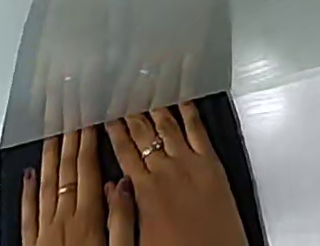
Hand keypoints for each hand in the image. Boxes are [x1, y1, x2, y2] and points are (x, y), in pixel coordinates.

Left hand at [23, 126, 136, 245]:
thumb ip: (123, 220)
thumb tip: (126, 184)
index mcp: (88, 220)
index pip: (87, 169)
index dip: (88, 141)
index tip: (89, 120)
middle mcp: (64, 220)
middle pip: (67, 170)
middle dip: (70, 139)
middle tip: (70, 115)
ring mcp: (44, 232)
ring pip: (47, 184)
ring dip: (50, 155)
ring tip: (51, 132)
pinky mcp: (30, 245)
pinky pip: (27, 212)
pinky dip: (27, 190)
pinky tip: (28, 173)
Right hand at [106, 104, 247, 245]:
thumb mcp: (138, 244)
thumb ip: (123, 213)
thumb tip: (113, 186)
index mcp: (145, 192)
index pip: (125, 152)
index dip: (115, 132)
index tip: (108, 117)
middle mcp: (165, 171)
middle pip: (143, 134)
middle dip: (132, 114)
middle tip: (124, 96)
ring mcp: (189, 163)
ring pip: (167, 125)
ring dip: (155, 107)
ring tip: (147, 90)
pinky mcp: (211, 163)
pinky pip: (197, 128)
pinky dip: (189, 110)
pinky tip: (183, 97)